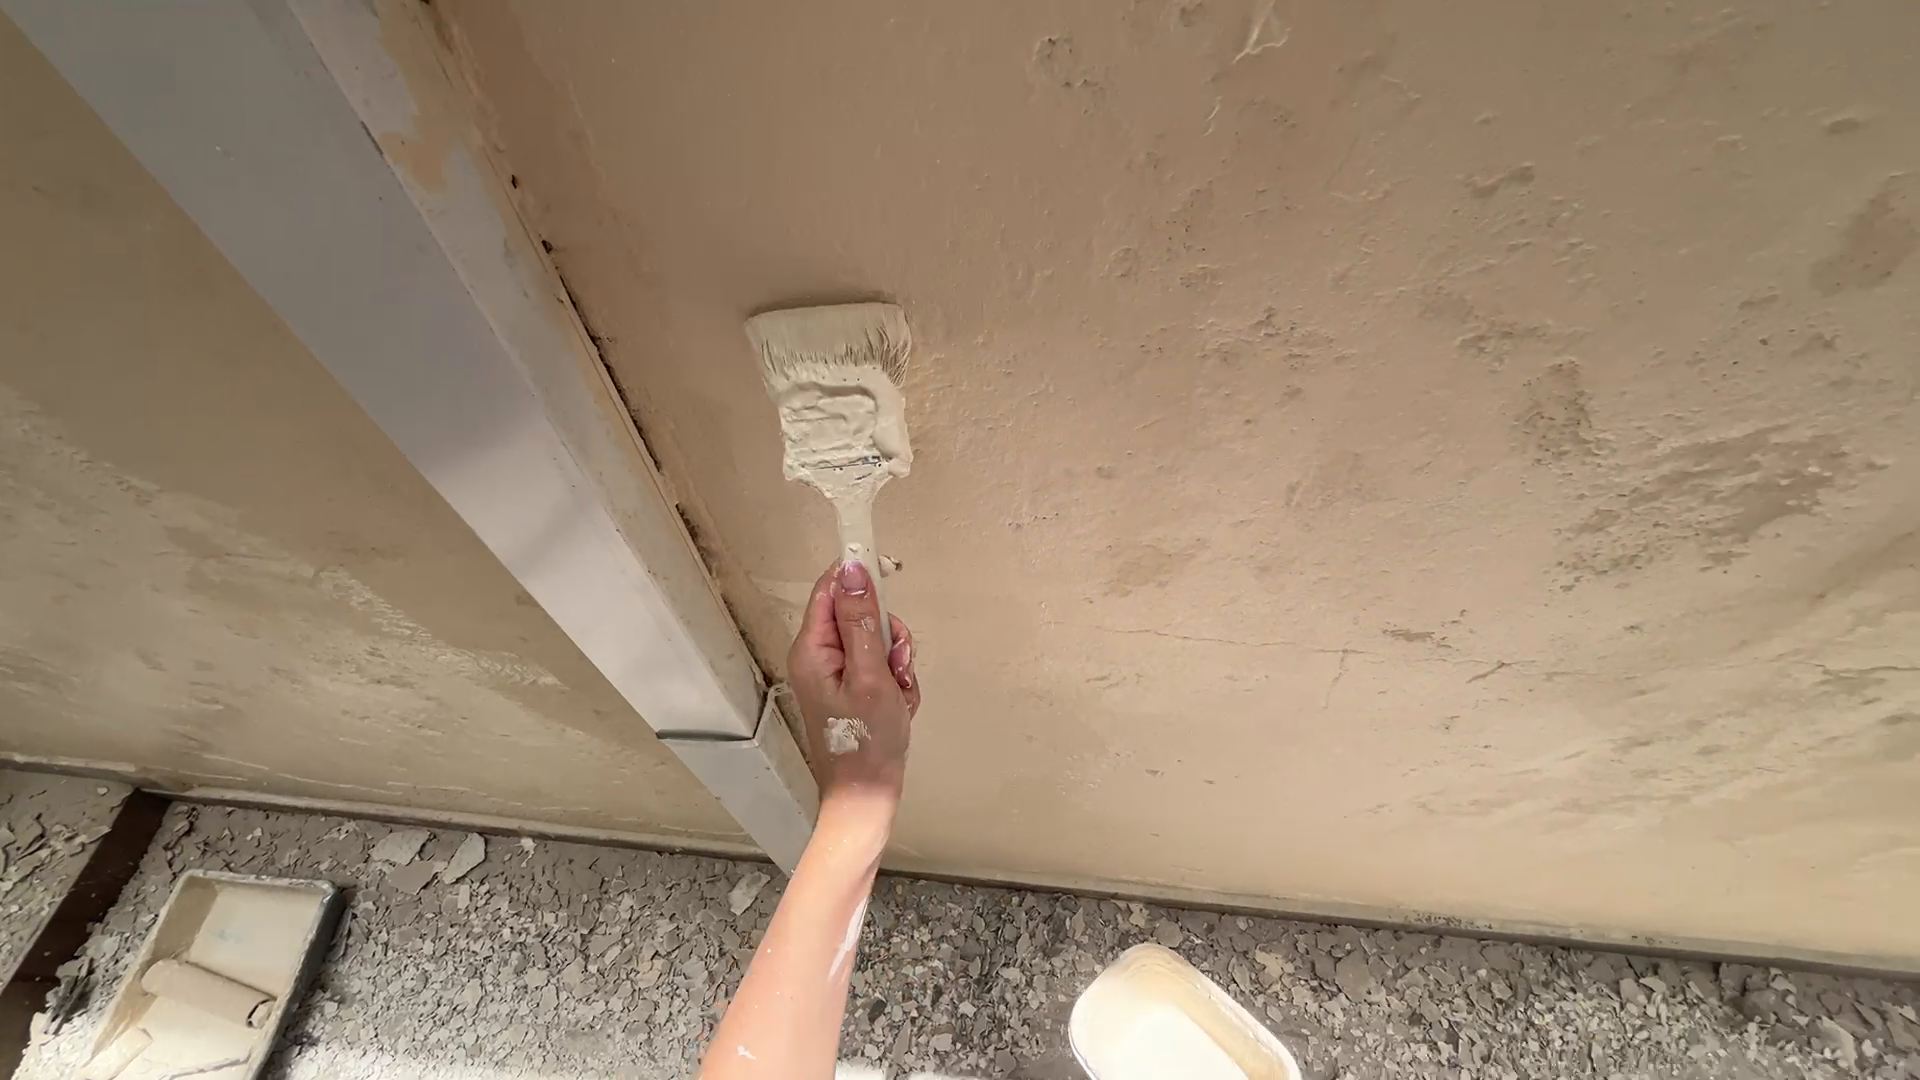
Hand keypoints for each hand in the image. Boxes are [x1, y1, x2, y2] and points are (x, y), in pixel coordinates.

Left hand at [787, 560, 919, 819]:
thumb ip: (862, 621)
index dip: (859, 574)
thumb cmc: (866, 741)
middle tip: (896, 665)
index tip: (890, 568)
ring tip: (897, 693)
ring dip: (897, 662)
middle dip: (888, 634)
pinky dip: (897, 681)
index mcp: (813, 649)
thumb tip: (853, 570)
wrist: (868, 795)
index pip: (832, 588)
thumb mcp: (870, 675)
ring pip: (878, 639)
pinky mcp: (855, 687)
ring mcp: (838, 672)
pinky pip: (883, 664)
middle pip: (861, 613)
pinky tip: (898, 704)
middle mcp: (821, 656)